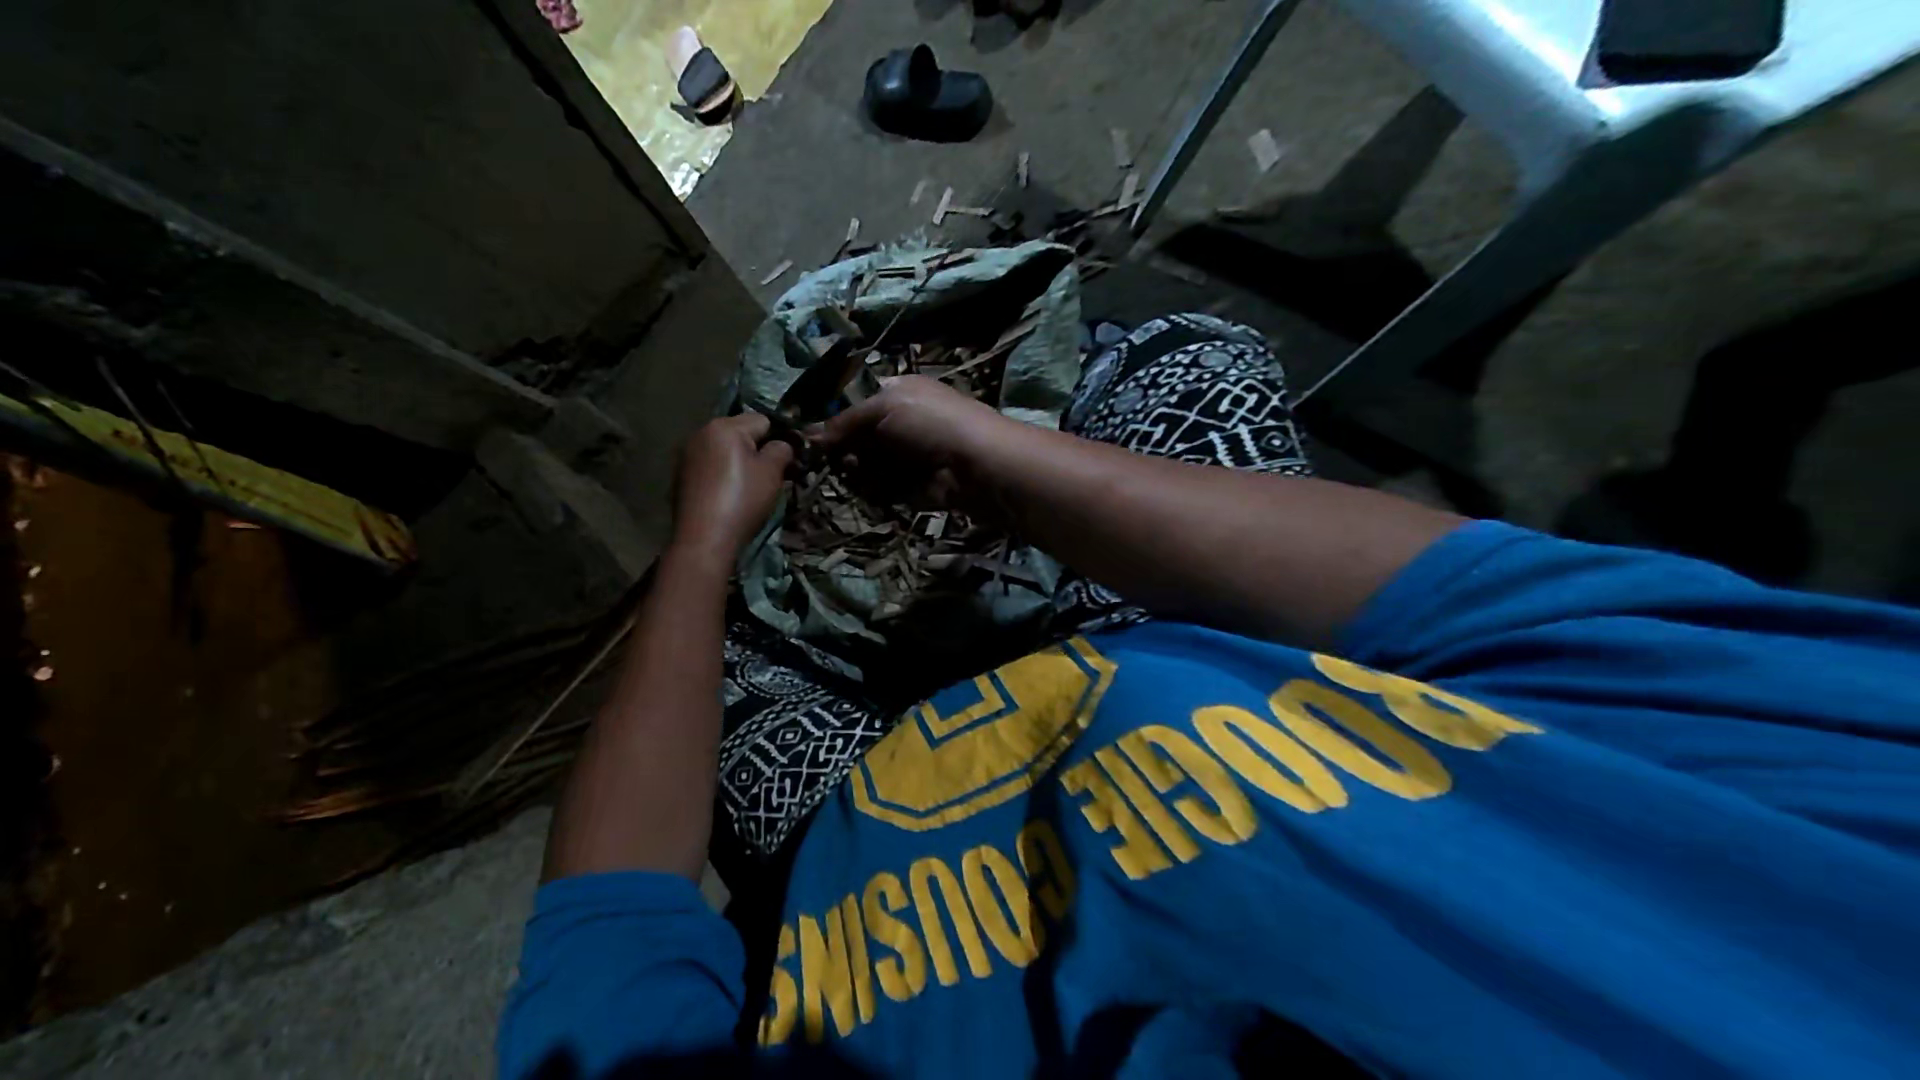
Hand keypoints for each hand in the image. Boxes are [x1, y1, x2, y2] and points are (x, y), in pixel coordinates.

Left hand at [671, 413, 794, 562]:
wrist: (705, 539)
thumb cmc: (742, 500)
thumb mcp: (772, 472)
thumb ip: (781, 450)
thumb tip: (781, 445)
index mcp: (724, 426)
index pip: (763, 421)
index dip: (779, 439)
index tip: (788, 462)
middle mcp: (700, 433)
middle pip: (740, 434)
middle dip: (757, 450)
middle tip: (771, 477)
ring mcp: (686, 455)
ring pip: (724, 451)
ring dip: (738, 463)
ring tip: (748, 489)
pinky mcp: (680, 476)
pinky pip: (710, 467)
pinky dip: (722, 476)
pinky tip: (727, 497)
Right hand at [815, 376, 1015, 507]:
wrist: (977, 465)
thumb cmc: (931, 422)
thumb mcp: (884, 406)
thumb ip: (845, 420)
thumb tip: (809, 436)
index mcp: (895, 393)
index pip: (852, 403)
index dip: (831, 418)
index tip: (808, 435)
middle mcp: (898, 423)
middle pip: (854, 438)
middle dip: (841, 448)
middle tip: (833, 456)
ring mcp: (904, 457)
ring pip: (862, 466)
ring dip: (857, 471)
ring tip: (859, 471)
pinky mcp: (909, 487)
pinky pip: (879, 489)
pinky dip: (875, 490)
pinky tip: (880, 488)